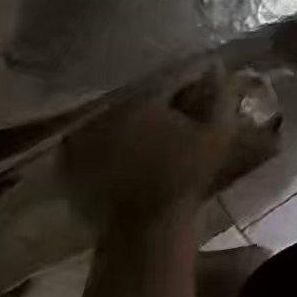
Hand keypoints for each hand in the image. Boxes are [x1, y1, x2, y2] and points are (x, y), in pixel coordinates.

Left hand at [61, 61, 278, 237]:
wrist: (146, 228)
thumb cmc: (187, 176)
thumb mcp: (218, 133)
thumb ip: (220, 96)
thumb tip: (217, 68)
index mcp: (145, 100)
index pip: (173, 76)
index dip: (194, 80)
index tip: (209, 88)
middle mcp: (112, 111)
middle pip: (147, 94)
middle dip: (168, 98)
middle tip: (189, 110)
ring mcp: (89, 137)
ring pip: (125, 115)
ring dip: (145, 118)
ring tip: (166, 131)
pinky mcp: (76, 163)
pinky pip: (104, 139)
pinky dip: (123, 139)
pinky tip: (141, 152)